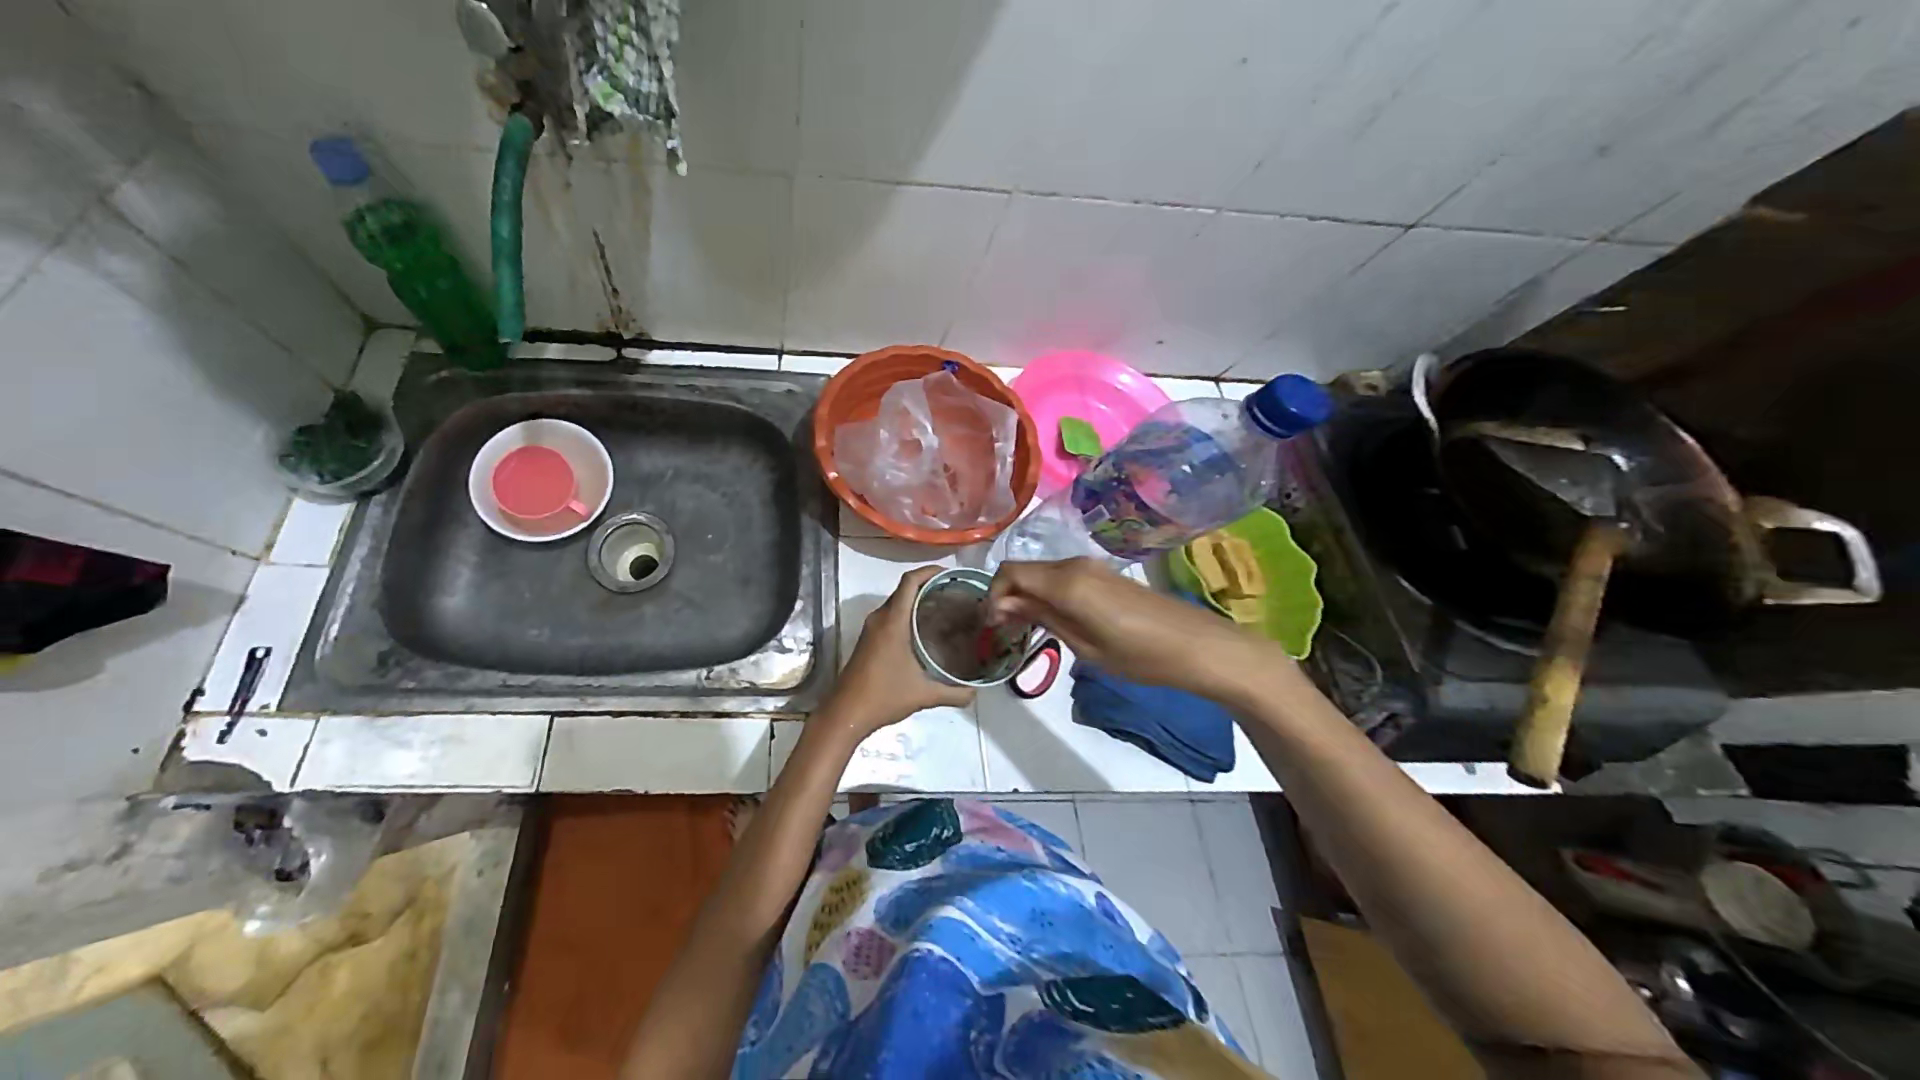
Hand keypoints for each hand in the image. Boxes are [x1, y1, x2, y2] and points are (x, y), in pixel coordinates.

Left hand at [824, 566, 973, 736]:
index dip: (929, 571)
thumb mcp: (924, 695)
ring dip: (916, 600)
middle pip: (903, 590)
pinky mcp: (868, 640)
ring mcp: (871, 629)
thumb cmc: (883, 697)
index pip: (909, 582)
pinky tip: (923, 629)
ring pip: (896, 603)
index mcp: (892, 622)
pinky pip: (890, 616)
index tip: (949, 573)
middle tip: (954, 593)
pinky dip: (906, 614)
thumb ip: (954, 693)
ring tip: (944, 608)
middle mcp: (880, 619)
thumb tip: (976, 693)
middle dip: (927, 585)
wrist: (845, 713)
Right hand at [988, 557, 1283, 703]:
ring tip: (1027, 630)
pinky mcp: (1104, 574)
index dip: (992, 595)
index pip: (1009, 572)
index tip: (991, 626)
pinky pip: (1061, 577)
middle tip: (1005, 631)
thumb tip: (1003, 606)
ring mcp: (1091, 567)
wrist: (1196, 646)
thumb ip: (1041, 618)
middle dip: (1006, 596)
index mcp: (1065, 581)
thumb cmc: (1138, 655)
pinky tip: (1054, 620)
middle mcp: (1073, 564)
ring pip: (1041, 573)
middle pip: (1023, 570)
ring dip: (1026, 595)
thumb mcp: (1083, 645)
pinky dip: (1046, 593)